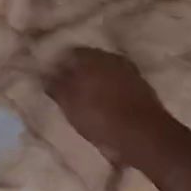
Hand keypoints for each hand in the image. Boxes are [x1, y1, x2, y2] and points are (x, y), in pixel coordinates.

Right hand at [44, 47, 182, 166]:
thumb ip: (55, 86)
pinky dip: (112, 93)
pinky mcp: (143, 89)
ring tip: (88, 101)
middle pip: (89, 61)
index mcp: (90, 56)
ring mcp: (130, 72)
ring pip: (106, 73)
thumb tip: (45, 75)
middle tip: (69, 90)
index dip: (59, 65)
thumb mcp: (69, 104)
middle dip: (79, 73)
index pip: (69, 53)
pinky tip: (107, 107)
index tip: (53, 79)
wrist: (145, 136)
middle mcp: (111, 58)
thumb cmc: (100, 117)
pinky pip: (120, 86)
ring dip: (97, 84)